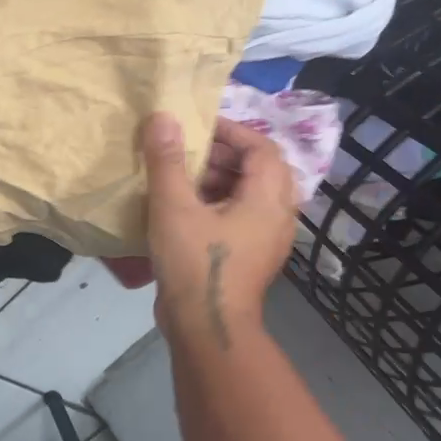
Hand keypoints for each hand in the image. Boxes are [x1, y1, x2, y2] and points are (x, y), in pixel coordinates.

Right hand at [143, 113, 296, 352]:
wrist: (207, 322)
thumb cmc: (194, 259)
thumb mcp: (172, 205)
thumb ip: (166, 160)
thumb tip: (163, 117)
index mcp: (267, 201)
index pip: (263, 149)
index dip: (231, 129)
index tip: (194, 124)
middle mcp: (277, 216)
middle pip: (263, 169)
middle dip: (225, 151)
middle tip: (185, 147)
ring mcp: (267, 238)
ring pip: (253, 192)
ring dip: (220, 175)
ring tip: (180, 173)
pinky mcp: (251, 253)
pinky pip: (243, 212)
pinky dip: (219, 197)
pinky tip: (185, 204)